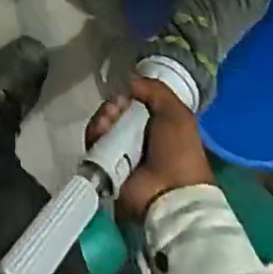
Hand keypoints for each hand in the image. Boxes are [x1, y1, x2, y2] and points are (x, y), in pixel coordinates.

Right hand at [84, 77, 212, 219]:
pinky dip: (96, 133)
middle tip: (117, 108)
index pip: (133, 102)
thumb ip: (155, 90)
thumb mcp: (177, 113)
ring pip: (102, 123)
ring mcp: (119, 152)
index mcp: (156, 125)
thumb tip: (129, 80)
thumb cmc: (179, 151)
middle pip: (115, 111)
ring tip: (110, 119)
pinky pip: (93, 142)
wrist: (171, 192)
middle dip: (113, 105)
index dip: (128, 94)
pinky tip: (102, 131)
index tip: (128, 93)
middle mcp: (136, 137)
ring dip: (104, 116)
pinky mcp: (105, 165)